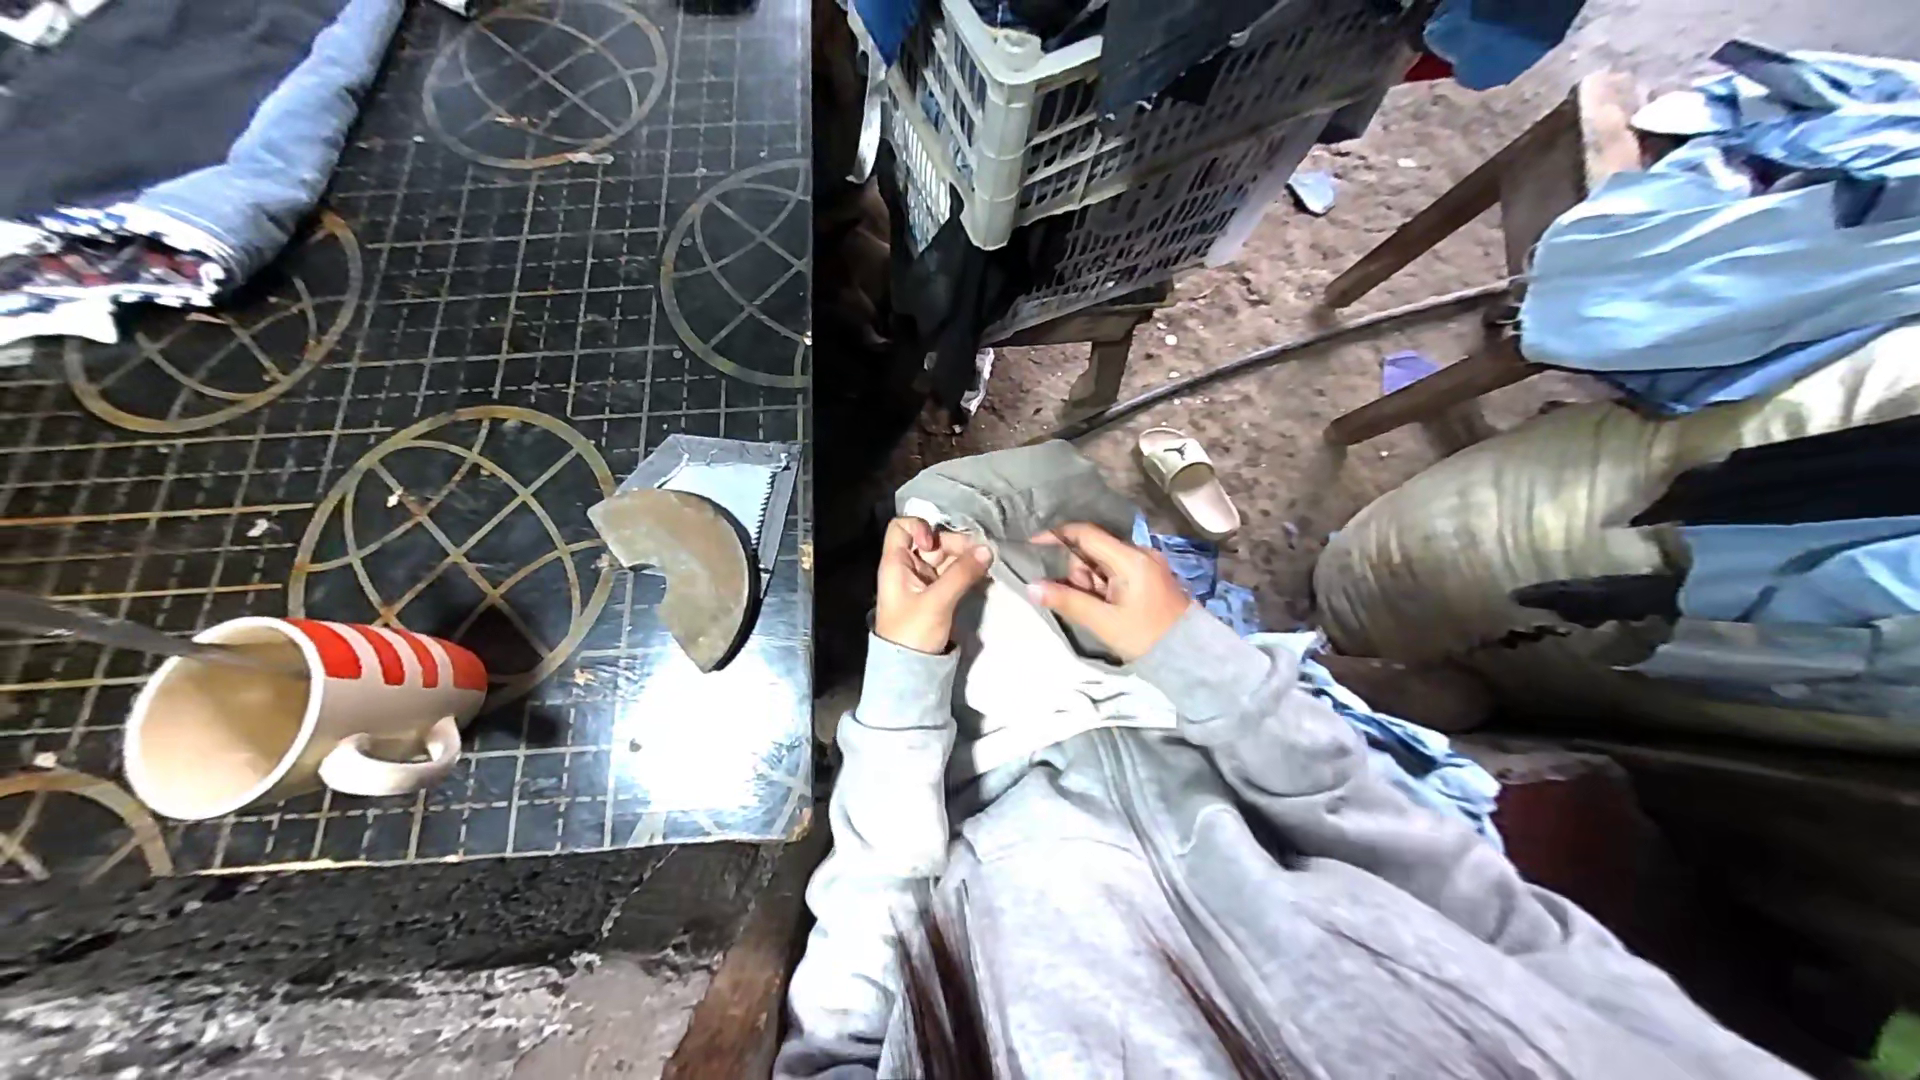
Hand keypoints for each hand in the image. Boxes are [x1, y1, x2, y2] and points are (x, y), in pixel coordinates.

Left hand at [874, 517, 993, 654]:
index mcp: (896, 563)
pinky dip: (967, 570)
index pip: (902, 527)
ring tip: (986, 563)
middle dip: (956, 544)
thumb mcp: (936, 602)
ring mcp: (923, 580)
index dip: (921, 527)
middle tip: (980, 554)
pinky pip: (953, 573)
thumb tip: (987, 549)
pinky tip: (982, 573)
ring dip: (966, 557)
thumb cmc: (913, 633)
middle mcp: (908, 567)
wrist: (909, 671)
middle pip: (932, 540)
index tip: (935, 544)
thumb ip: (962, 574)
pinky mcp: (937, 594)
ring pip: (946, 556)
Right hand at [1027, 523, 1192, 661]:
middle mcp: (1140, 552)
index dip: (1057, 536)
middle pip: (1092, 549)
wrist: (1190, 656)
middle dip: (1078, 572)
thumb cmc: (1146, 637)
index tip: (1033, 545)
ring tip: (1100, 610)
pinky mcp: (1148, 575)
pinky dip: (1103, 585)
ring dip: (1090, 582)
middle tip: (1085, 601)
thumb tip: (1031, 587)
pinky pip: (1114, 570)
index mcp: (1130, 558)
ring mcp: (1146, 563)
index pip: (1086, 533)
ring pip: (1101, 561)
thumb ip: (1067, 601)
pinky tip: (1106, 606)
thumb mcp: (1103, 622)